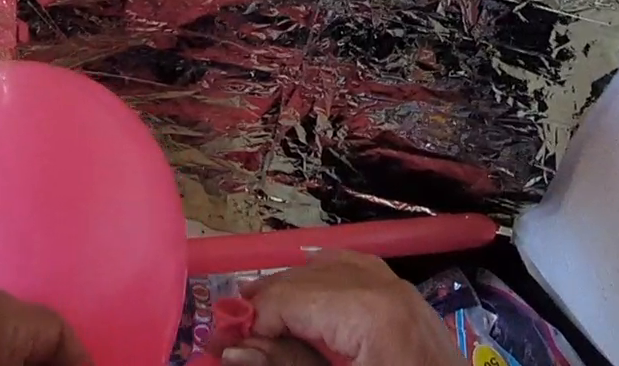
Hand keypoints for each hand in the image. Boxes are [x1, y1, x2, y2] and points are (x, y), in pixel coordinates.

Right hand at [221, 254, 463, 365]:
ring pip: (325, 268)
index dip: (244, 321)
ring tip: (259, 328)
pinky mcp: (406, 301)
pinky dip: (323, 283)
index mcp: (366, 310)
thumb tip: (231, 349)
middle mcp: (381, 284)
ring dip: (289, 295)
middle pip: (301, 280)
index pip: (285, 298)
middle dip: (261, 309)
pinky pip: (354, 271)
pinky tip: (305, 304)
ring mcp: (398, 288)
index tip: (212, 345)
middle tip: (226, 343)